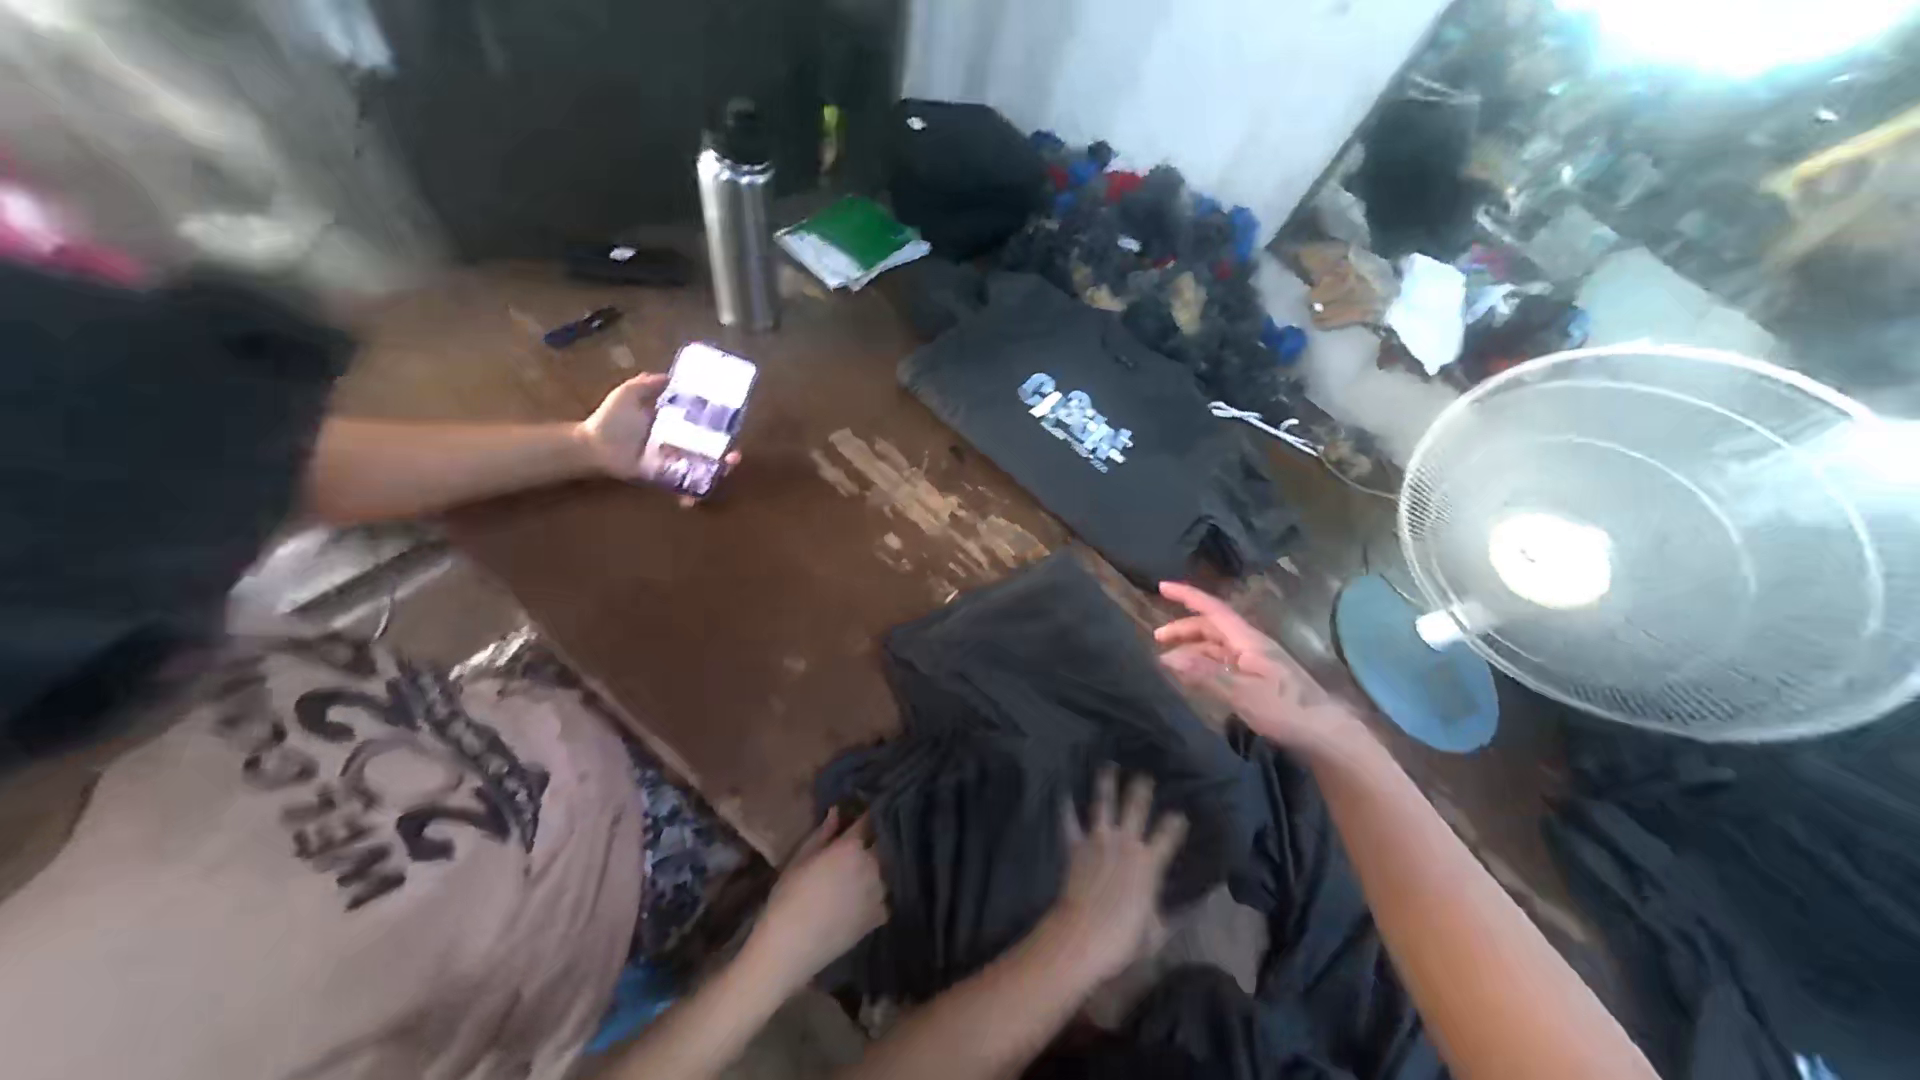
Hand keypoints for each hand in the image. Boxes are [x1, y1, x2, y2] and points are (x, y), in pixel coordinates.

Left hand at [573, 373, 740, 506]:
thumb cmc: (610, 418)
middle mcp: (678, 442)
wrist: (592, 445)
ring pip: (702, 468)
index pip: (704, 424)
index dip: (721, 426)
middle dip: (727, 455)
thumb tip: (670, 376)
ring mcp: (672, 462)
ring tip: (723, 471)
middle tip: (734, 456)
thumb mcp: (628, 393)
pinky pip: (681, 486)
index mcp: (674, 422)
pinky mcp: (663, 477)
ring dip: (717, 473)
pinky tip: (693, 499)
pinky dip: (690, 495)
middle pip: (710, 450)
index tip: (733, 426)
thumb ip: (648, 384)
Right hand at [746, 808, 888, 987]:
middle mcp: (873, 864)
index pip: (870, 819)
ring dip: (882, 863)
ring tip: (871, 864)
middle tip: (869, 838)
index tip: (865, 812)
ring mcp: (880, 891)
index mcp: (852, 846)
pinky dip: (881, 891)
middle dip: (878, 837)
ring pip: (888, 867)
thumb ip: (823, 833)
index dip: (868, 814)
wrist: (789, 949)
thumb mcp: (800, 859)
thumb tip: (838, 811)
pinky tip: (870, 892)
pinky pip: (887, 894)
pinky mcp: (881, 915)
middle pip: (884, 842)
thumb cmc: (788, 898)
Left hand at [1042, 768, 1187, 987]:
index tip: (1180, 813)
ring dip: (1106, 783)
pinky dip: (1065, 807)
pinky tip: (1063, 792)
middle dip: (1141, 789)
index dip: (1176, 823)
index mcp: (1150, 863)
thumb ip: (1179, 914)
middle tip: (1145, 774)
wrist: (1083, 935)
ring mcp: (1098, 841)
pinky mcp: (1075, 845)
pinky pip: (1069, 821)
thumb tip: (1201, 905)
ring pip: (1103, 803)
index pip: (1169, 835)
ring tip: (1108, 766)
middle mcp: (1126, 843)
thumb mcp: (1159, 931)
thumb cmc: (1124, 938)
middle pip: (1136, 808)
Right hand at [1153, 581, 1360, 751]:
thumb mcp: (1242, 692)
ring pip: (1216, 645)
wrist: (1325, 734)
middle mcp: (1250, 645)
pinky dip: (1204, 663)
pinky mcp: (1257, 679)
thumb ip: (1205, 673)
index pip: (1213, 610)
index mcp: (1248, 640)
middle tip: (1157, 638)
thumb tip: (1167, 657)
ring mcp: (1254, 662)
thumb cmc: (1286, 709)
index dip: (1187, 596)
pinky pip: (1223, 662)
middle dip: (1184, 627)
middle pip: (1212, 627)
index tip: (1161, 587)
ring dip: (1193, 646)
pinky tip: (1195, 675)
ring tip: (1170, 659)